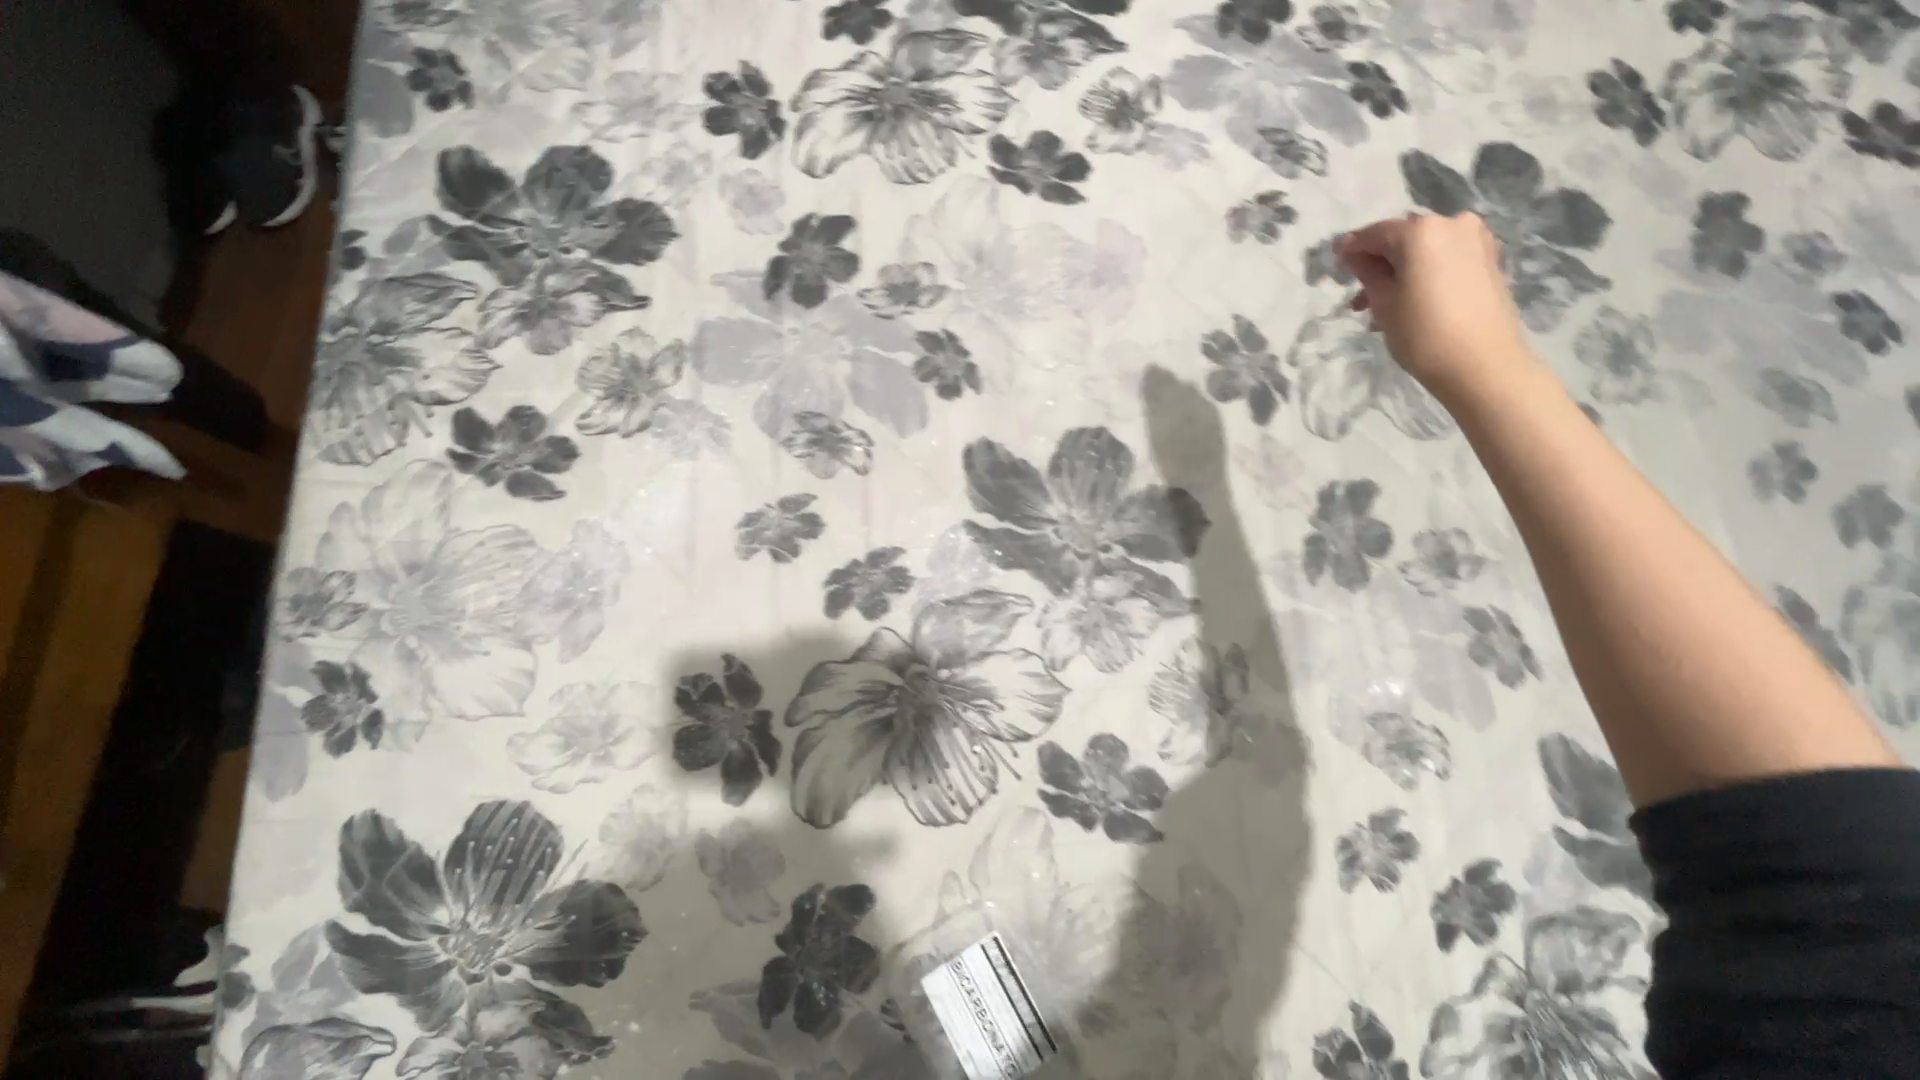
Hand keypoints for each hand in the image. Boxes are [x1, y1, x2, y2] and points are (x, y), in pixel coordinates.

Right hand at [1338, 213, 1534, 397]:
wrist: (1483, 364)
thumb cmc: (1423, 333)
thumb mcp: (1383, 303)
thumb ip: (1367, 273)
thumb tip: (1353, 255)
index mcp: (1421, 231)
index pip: (1375, 233)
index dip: (1352, 248)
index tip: (1336, 262)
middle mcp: (1452, 224)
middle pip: (1403, 240)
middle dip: (1379, 264)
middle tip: (1360, 295)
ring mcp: (1476, 240)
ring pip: (1425, 252)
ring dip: (1401, 274)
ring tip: (1382, 309)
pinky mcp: (1489, 261)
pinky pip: (1445, 260)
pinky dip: (1424, 275)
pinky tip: (1411, 303)